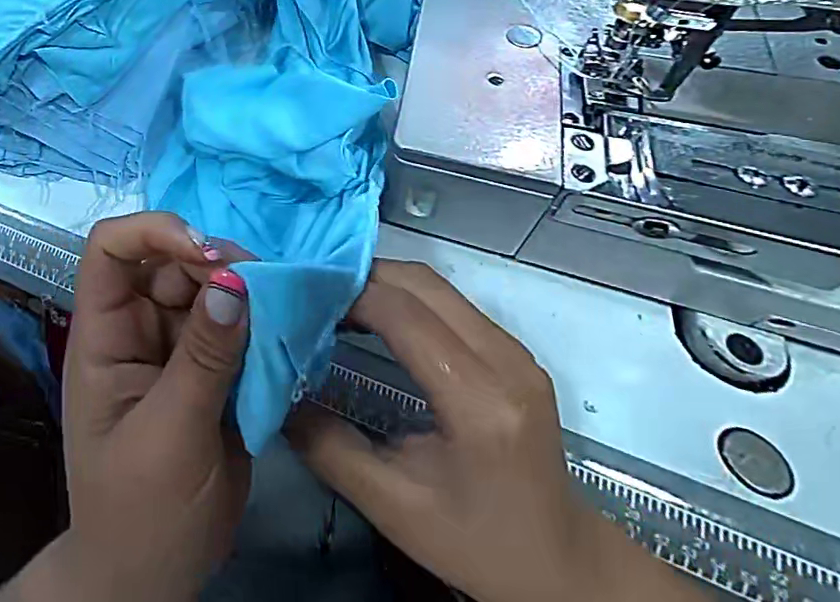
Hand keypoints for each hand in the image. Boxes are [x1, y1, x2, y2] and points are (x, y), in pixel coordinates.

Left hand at [0, 212, 251, 601]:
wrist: (155, 578)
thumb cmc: (142, 513)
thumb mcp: (171, 435)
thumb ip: (204, 357)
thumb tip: (235, 282)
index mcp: (105, 336)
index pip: (111, 250)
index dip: (154, 232)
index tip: (208, 255)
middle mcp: (139, 329)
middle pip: (172, 262)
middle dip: (216, 265)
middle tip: (264, 290)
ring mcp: (176, 347)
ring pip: (210, 289)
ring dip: (246, 292)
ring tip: (281, 312)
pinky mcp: (211, 367)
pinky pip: (236, 324)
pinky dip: (261, 321)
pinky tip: (285, 329)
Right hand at [286, 261, 700, 601]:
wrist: (560, 561)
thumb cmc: (476, 541)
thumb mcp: (393, 506)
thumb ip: (329, 447)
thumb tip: (279, 393)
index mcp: (479, 403)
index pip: (405, 315)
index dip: (350, 296)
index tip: (306, 301)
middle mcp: (506, 361)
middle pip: (424, 284)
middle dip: (364, 278)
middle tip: (317, 297)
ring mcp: (517, 350)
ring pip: (439, 285)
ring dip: (386, 283)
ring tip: (340, 305)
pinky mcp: (516, 349)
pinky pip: (453, 302)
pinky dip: (409, 297)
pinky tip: (380, 318)